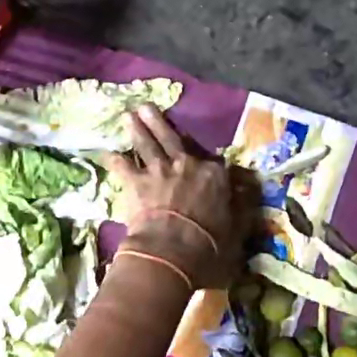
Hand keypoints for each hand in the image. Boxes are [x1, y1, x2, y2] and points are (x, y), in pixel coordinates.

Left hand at [105, 105, 246, 290]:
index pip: (214, 161)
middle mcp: (187, 165)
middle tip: (147, 107)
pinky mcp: (136, 183)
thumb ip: (241, 206)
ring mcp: (160, 171)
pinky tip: (108, 153)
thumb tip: (248, 190)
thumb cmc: (209, 242)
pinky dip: (115, 160)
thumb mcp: (237, 226)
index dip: (206, 156)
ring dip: (138, 129)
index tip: (203, 153)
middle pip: (173, 139)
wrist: (173, 249)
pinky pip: (123, 168)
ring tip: (130, 115)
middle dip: (159, 122)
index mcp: (214, 175)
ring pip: (148, 145)